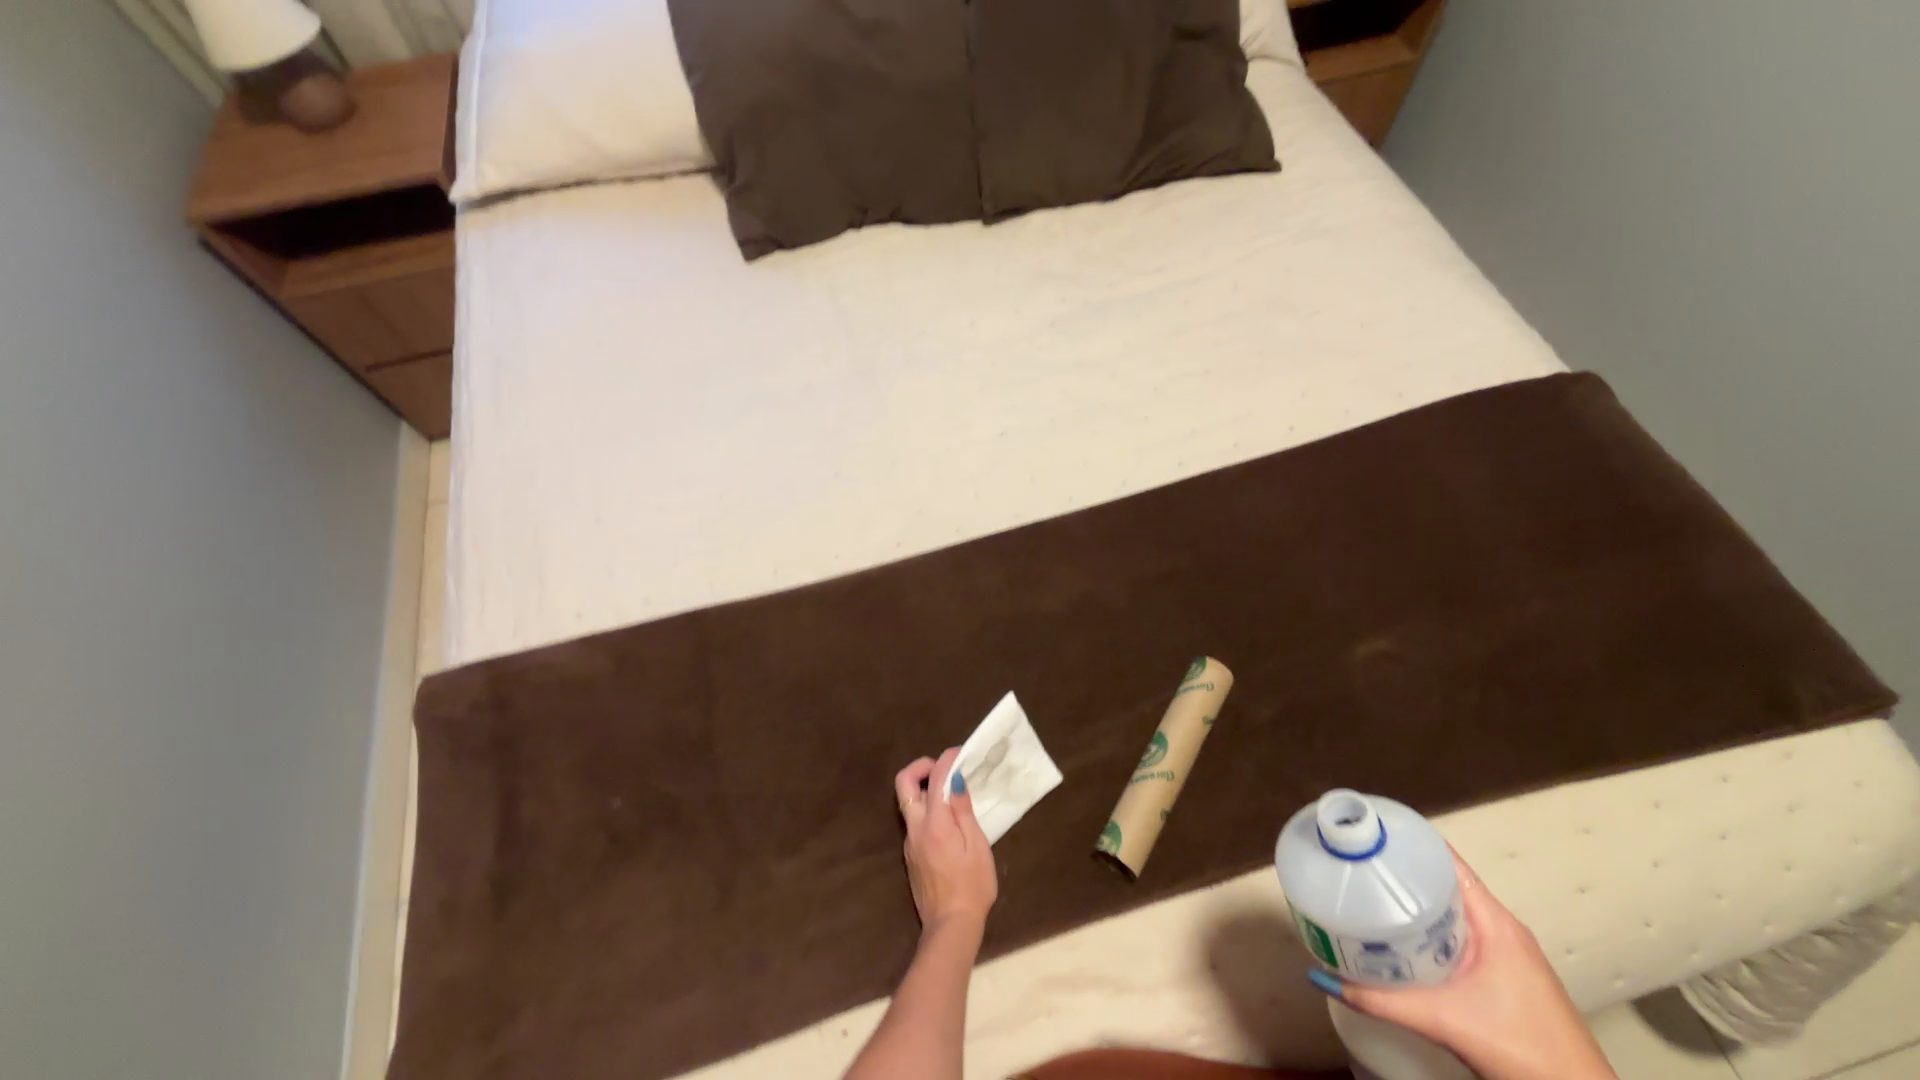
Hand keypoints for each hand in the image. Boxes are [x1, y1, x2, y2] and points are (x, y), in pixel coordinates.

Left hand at [894, 748, 997, 934]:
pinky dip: (926, 807)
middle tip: (942, 767)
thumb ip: (964, 812)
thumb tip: (956, 781)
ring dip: (922, 787)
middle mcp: (915, 828)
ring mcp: (909, 842)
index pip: (935, 779)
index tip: (960, 752)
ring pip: (907, 802)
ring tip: (949, 790)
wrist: (951, 926)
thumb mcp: (977, 846)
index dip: (947, 760)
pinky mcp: (911, 855)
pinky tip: (947, 819)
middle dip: (920, 767)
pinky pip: (913, 820)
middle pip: (904, 784)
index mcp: (935, 824)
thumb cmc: (973, 886)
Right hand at [1335, 853, 1617, 1079]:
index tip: (1364, 836)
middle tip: (1352, 866)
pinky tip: (1397, 941)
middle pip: (1444, 882)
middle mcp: (1500, 927)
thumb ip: (1380, 1001)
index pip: (1447, 861)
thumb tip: (1323, 976)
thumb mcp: (1442, 1020)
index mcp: (1495, 922)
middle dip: (1399, 872)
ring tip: (1364, 896)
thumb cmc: (1520, 1046)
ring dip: (1412, 902)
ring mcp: (1505, 951)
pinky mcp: (1503, 973)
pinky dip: (1426, 928)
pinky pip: (1456, 934)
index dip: (1407, 843)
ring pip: (1450, 911)